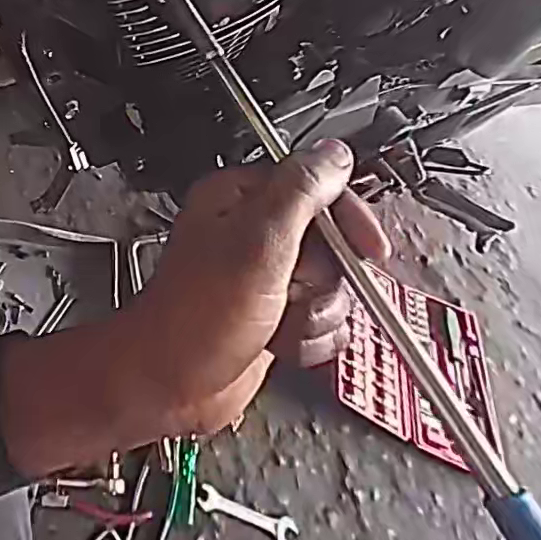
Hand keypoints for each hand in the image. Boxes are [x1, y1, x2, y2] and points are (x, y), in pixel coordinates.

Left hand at [0, 139, 391, 475]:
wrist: (172, 384)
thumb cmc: (195, 314)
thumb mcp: (257, 242)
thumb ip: (300, 193)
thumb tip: (333, 154)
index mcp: (239, 199)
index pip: (313, 186)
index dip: (345, 217)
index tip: (367, 246)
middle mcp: (251, 232)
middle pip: (329, 241)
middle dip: (323, 277)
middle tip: (296, 288)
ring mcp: (264, 276)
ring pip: (331, 286)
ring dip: (317, 313)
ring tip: (283, 319)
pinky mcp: (274, 313)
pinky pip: (322, 321)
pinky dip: (312, 338)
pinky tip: (283, 342)